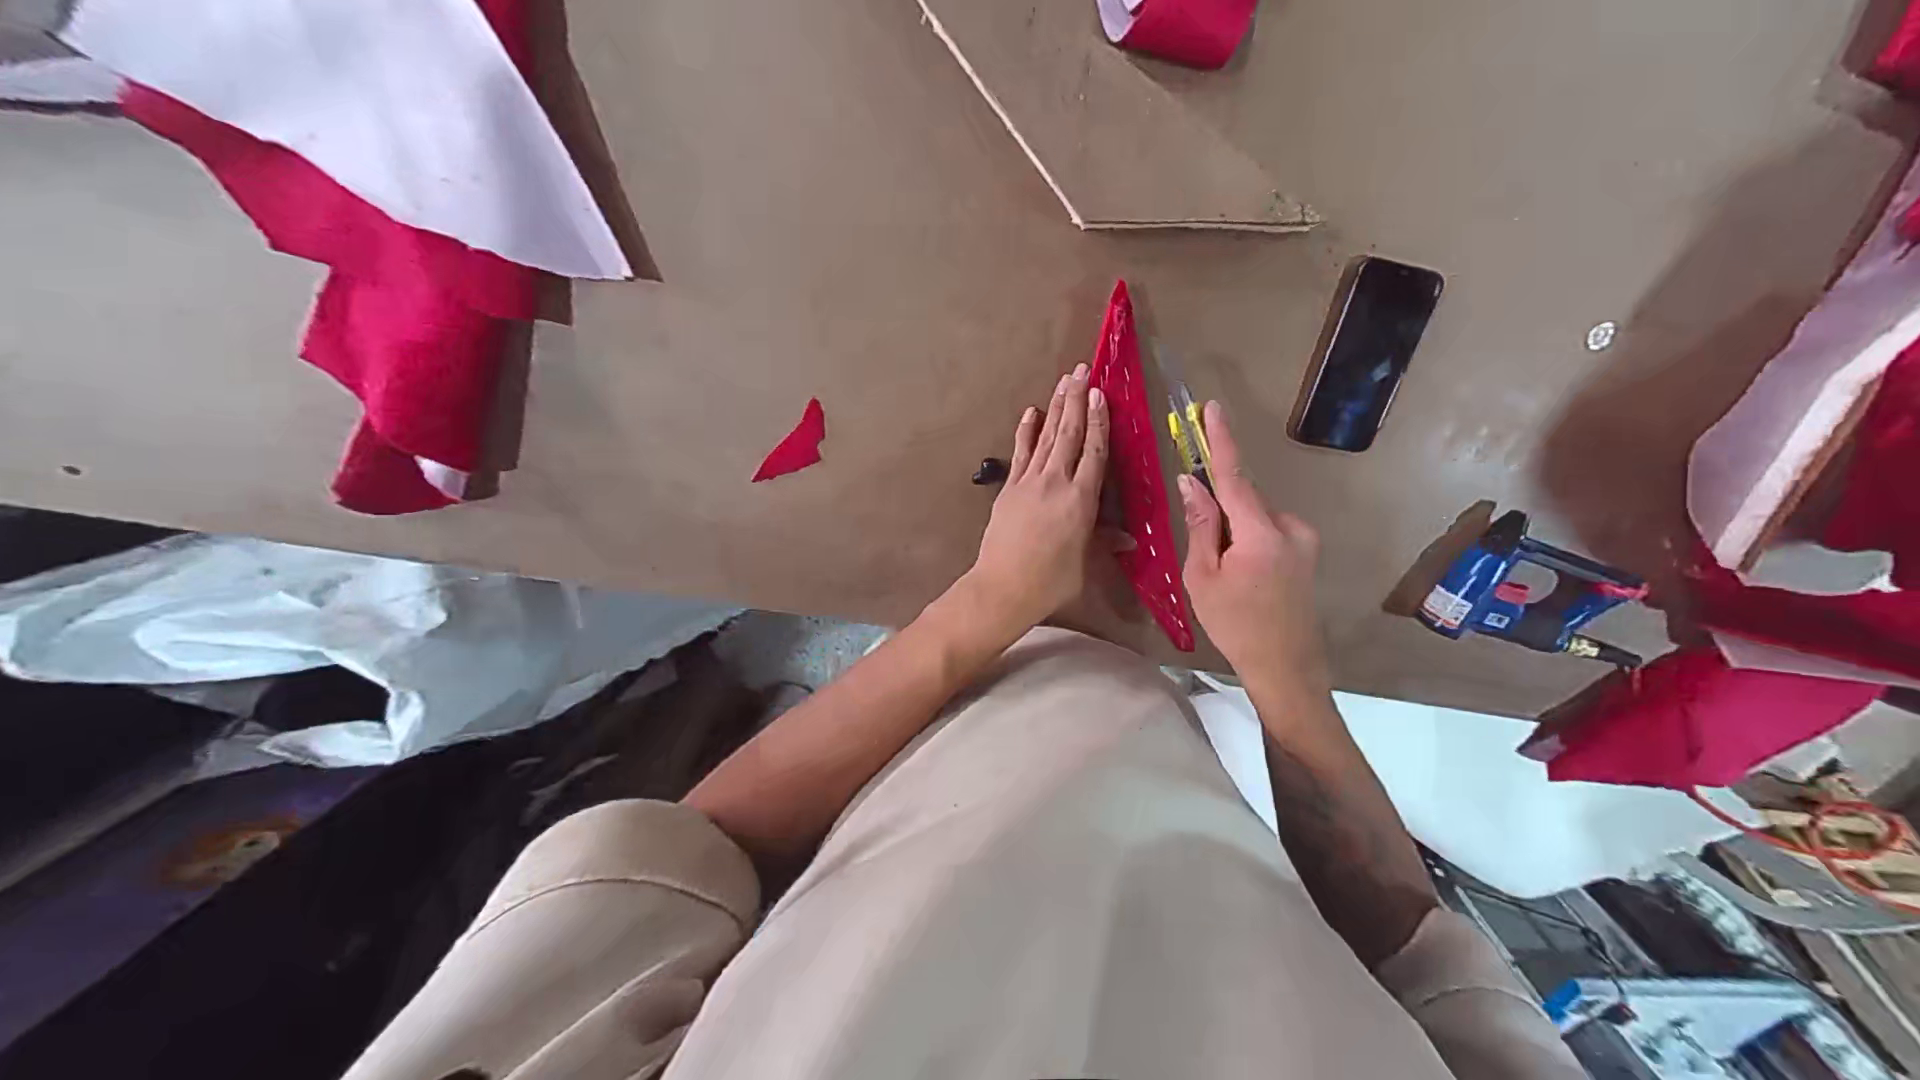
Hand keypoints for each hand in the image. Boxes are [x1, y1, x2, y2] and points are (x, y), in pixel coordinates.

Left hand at [962, 362, 1108, 632]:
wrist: (1002, 588)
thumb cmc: (1050, 582)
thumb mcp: (1084, 563)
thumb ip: (1103, 542)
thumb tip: (1127, 538)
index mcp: (1081, 500)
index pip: (1094, 452)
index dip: (1098, 421)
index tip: (1101, 394)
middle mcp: (1055, 483)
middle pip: (1068, 434)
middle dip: (1076, 400)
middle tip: (1082, 371)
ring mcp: (1028, 483)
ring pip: (1046, 437)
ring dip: (1055, 407)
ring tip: (1064, 380)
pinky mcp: (1008, 489)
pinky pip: (1020, 453)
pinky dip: (1026, 432)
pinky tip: (1031, 412)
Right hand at [1179, 401, 1330, 698]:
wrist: (1286, 666)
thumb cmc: (1235, 624)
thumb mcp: (1202, 577)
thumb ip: (1200, 525)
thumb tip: (1192, 483)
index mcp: (1261, 533)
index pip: (1234, 476)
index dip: (1221, 440)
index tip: (1211, 409)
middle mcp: (1290, 526)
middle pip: (1243, 500)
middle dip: (1218, 511)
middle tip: (1204, 554)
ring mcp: (1303, 539)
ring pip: (1254, 517)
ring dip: (1233, 530)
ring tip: (1226, 575)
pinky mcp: (1307, 551)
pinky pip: (1268, 530)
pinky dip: (1247, 539)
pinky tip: (1243, 575)